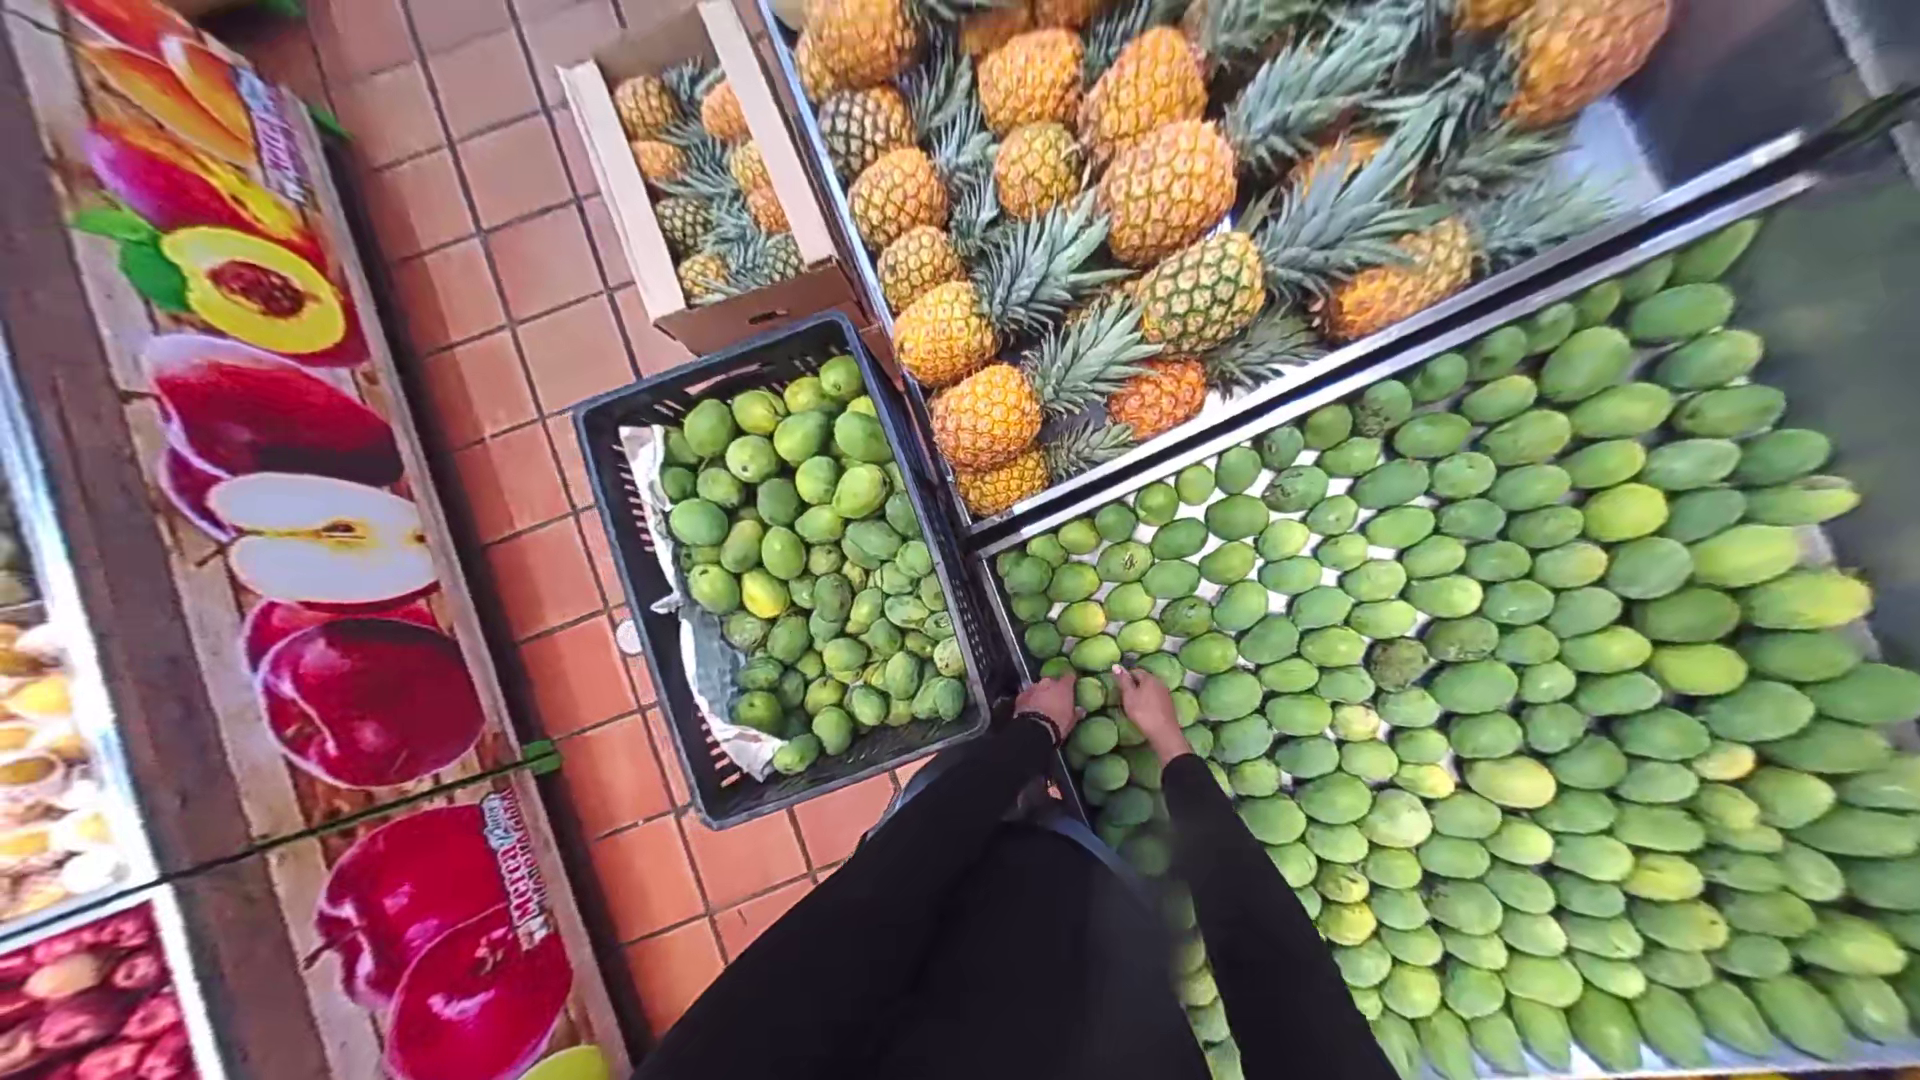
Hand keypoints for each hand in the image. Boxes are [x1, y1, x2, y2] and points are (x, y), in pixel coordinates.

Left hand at [1015, 674, 1079, 742]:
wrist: (1035, 729)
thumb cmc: (1058, 724)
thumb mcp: (1071, 721)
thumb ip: (1076, 713)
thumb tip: (1081, 709)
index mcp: (1063, 687)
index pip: (1069, 676)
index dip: (1070, 678)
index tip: (1071, 682)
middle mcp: (1048, 682)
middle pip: (1052, 681)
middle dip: (1053, 688)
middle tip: (1054, 699)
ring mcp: (1033, 687)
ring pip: (1038, 687)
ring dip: (1040, 693)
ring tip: (1041, 705)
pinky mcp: (1021, 695)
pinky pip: (1027, 695)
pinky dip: (1029, 699)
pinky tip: (1029, 708)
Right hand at [1110, 666, 1189, 765]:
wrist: (1163, 732)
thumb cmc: (1142, 712)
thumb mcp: (1129, 695)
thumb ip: (1123, 680)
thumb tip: (1116, 665)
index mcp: (1149, 677)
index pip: (1135, 671)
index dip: (1126, 677)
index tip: (1120, 688)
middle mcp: (1160, 682)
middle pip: (1144, 679)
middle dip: (1134, 685)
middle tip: (1125, 696)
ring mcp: (1166, 693)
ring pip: (1150, 688)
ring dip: (1142, 693)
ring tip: (1134, 704)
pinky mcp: (1168, 704)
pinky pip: (1155, 696)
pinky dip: (1149, 700)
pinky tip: (1145, 709)